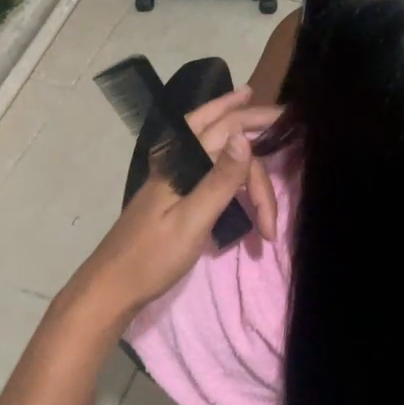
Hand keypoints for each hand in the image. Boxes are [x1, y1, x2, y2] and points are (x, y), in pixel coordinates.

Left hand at [72, 87, 280, 318]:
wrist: (111, 288)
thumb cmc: (153, 257)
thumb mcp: (193, 220)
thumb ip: (221, 178)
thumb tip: (245, 136)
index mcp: (182, 160)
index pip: (232, 133)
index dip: (262, 130)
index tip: (292, 124)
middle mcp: (178, 158)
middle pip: (221, 128)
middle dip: (253, 120)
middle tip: (284, 116)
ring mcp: (174, 174)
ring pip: (214, 143)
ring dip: (242, 142)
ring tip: (266, 129)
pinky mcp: (175, 191)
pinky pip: (207, 160)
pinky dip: (229, 156)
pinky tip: (237, 153)